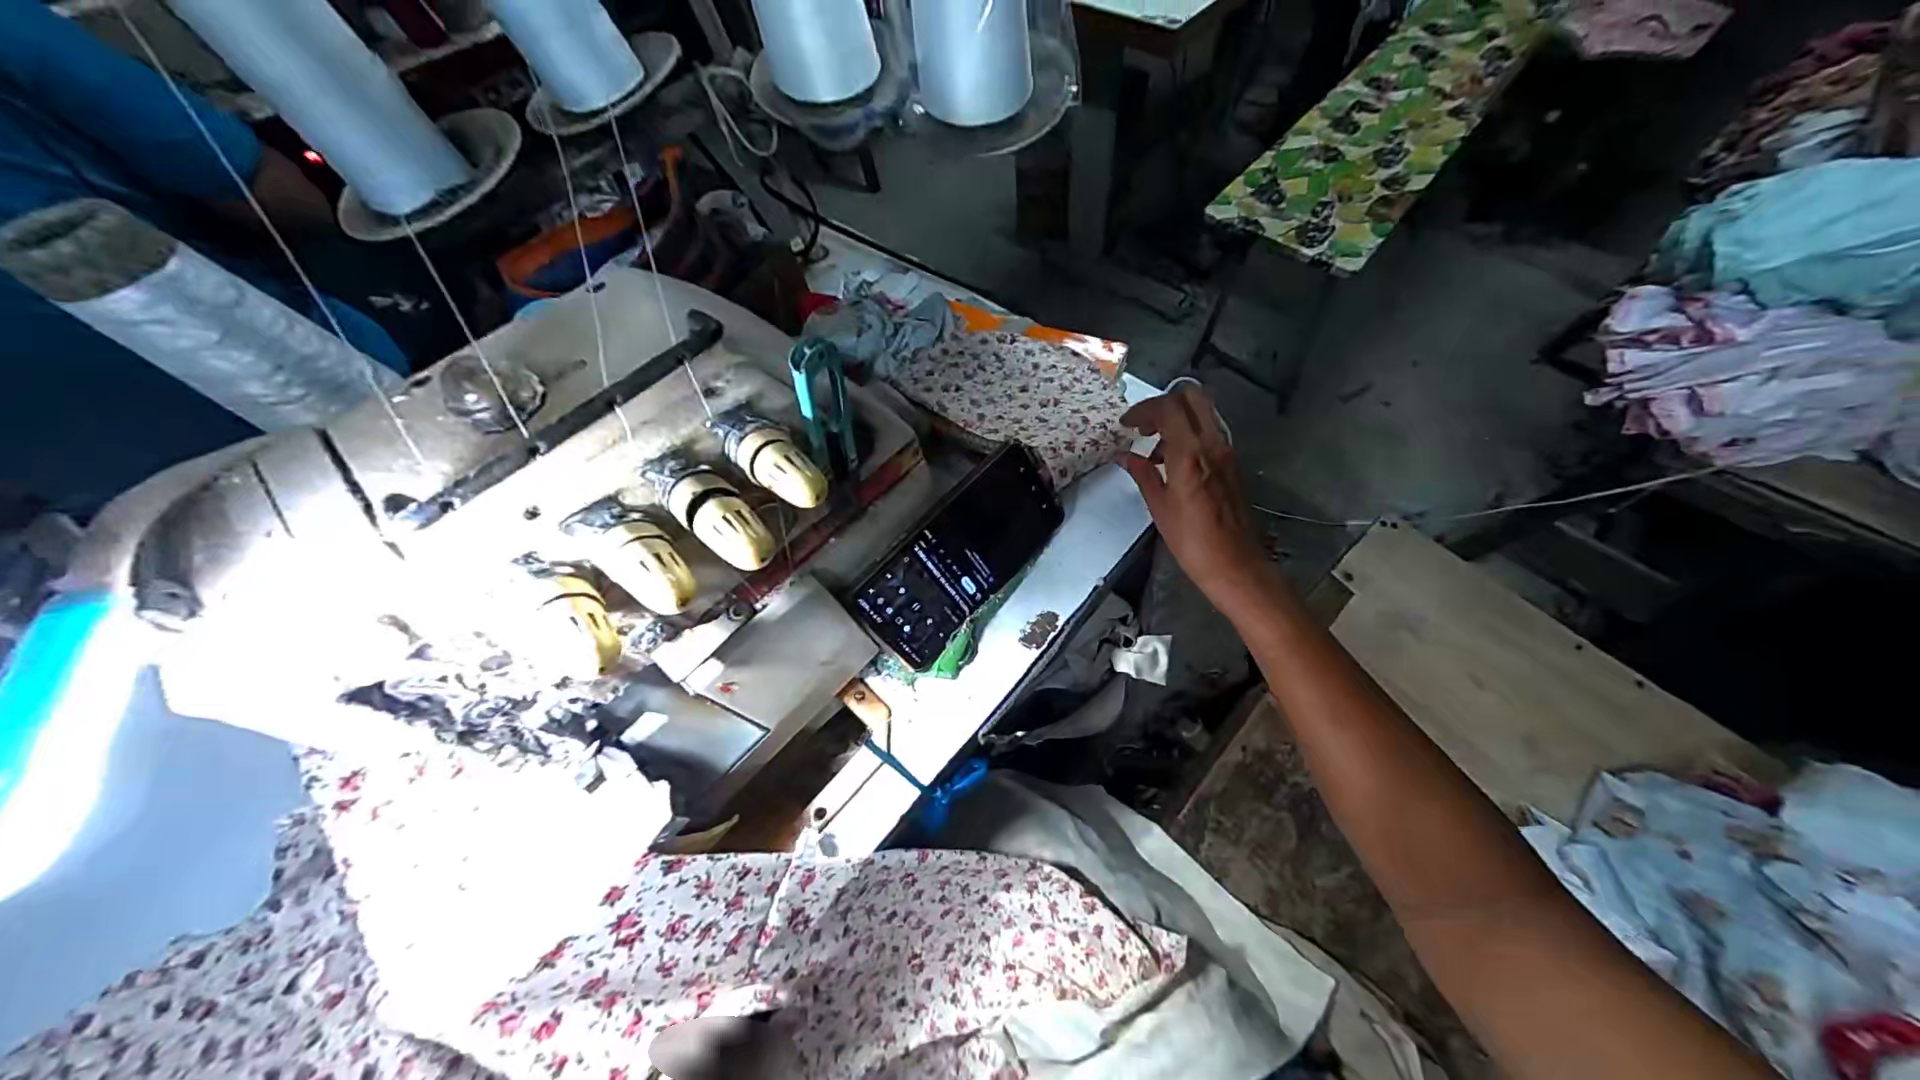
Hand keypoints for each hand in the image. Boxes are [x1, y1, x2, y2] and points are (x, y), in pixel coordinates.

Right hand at [1118, 385, 1272, 601]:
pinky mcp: (1233, 463)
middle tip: (1144, 426)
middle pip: (1192, 397)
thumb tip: (1126, 457)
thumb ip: (1143, 474)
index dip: (1143, 410)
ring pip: (1203, 412)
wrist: (1236, 564)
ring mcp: (1227, 452)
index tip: (1127, 425)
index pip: (1168, 408)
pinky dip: (1190, 435)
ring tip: (1155, 450)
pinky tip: (1174, 463)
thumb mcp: (1159, 508)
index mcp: (1190, 454)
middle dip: (1163, 404)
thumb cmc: (1193, 542)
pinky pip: (1210, 433)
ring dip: (1177, 420)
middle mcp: (1213, 445)